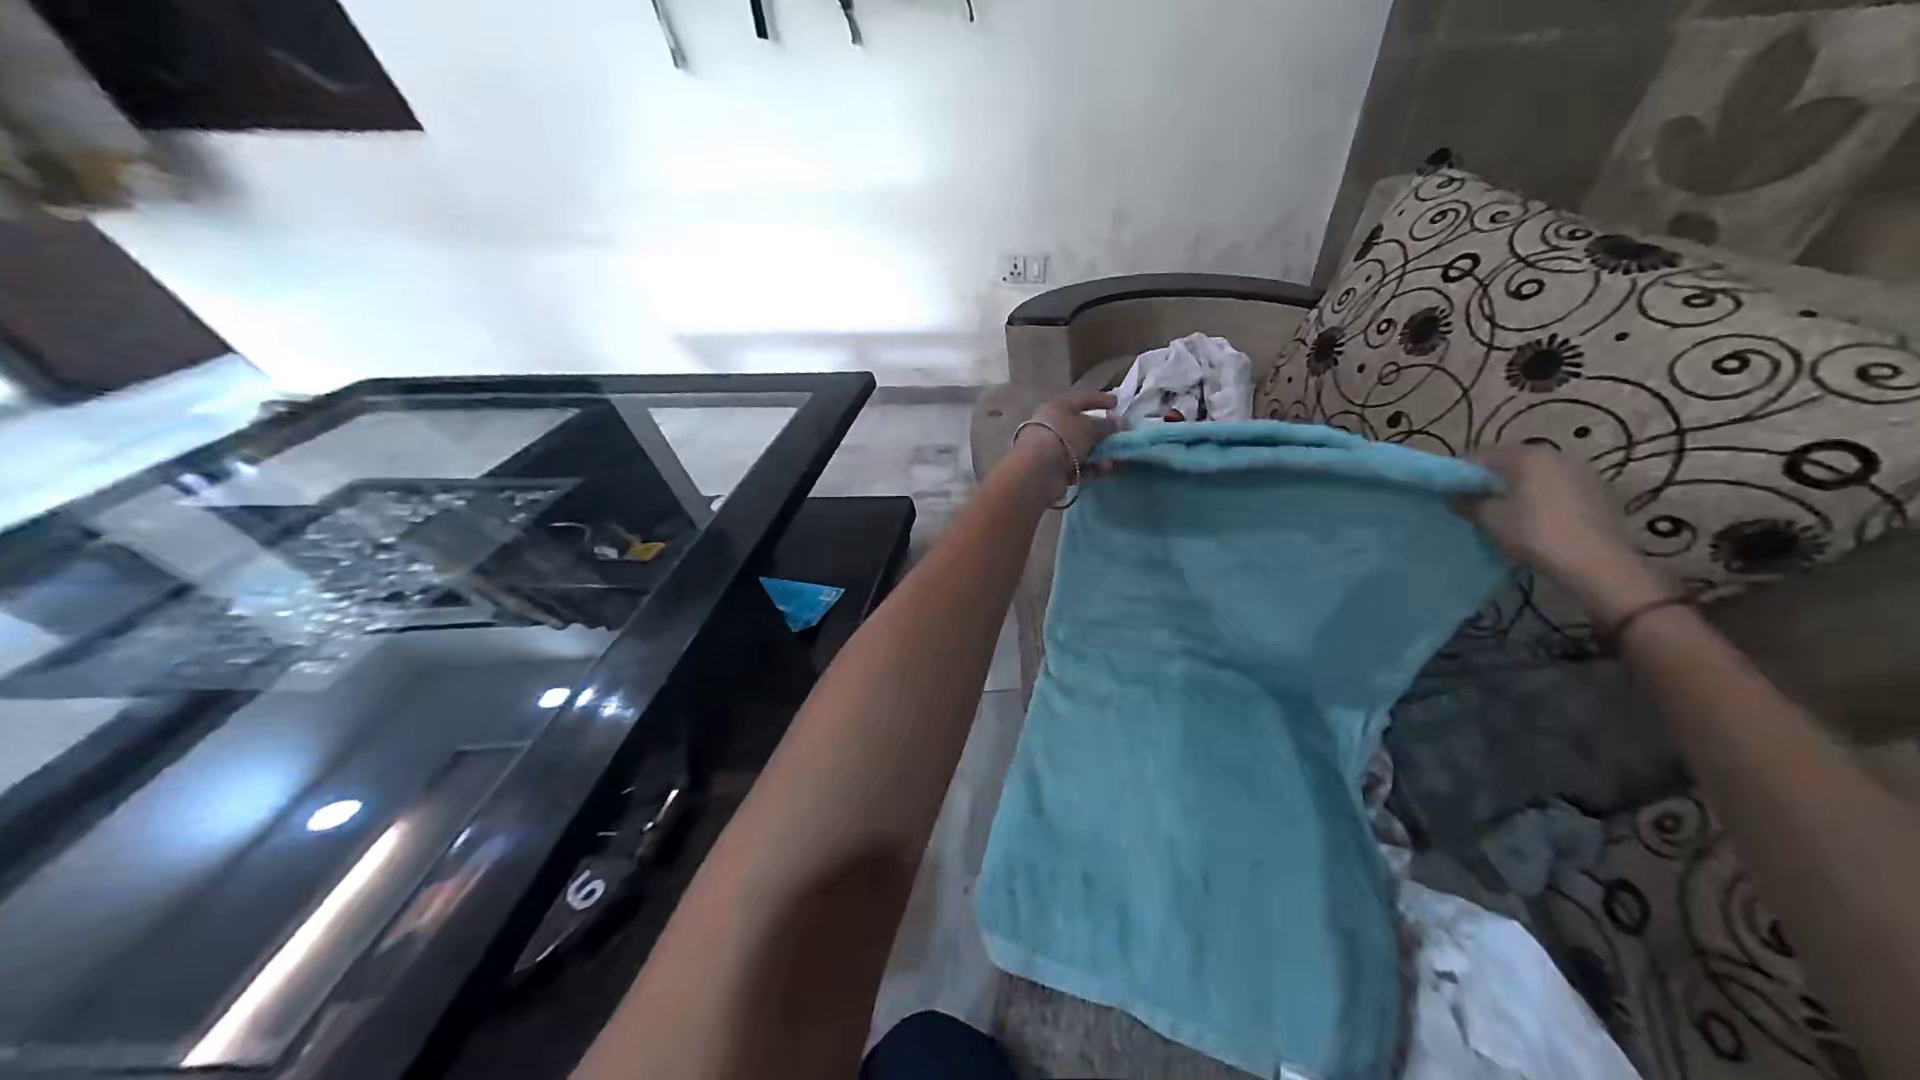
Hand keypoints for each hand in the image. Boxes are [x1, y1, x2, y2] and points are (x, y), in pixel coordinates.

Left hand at [1015, 391, 1117, 488]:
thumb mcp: (1088, 427)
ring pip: (1082, 450)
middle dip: (1102, 436)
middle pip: (1082, 428)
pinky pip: (1077, 467)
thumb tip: (1119, 422)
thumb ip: (1105, 425)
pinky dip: (1089, 468)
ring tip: (1110, 464)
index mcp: (1057, 407)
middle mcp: (1053, 426)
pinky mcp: (1053, 470)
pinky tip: (1099, 472)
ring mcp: (1052, 449)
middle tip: (1120, 440)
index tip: (1116, 403)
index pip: (1081, 400)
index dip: (1100, 400)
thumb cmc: (1063, 438)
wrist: (1038, 470)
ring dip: (1099, 456)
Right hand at [1465, 445, 1672, 622]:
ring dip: (1518, 489)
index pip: (1479, 455)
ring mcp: (1583, 471)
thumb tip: (1456, 494)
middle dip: (1491, 481)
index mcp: (1526, 455)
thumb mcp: (1488, 518)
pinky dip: (1543, 498)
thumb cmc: (1533, 533)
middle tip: (1477, 505)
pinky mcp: (1600, 491)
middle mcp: (1557, 454)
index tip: (1451, 494)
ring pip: (1537, 475)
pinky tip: (1539, 521)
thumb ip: (1467, 500)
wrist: (1596, 563)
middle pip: (1511, 462)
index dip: (1459, 474)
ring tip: (1509, 514)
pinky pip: (1559, 487)